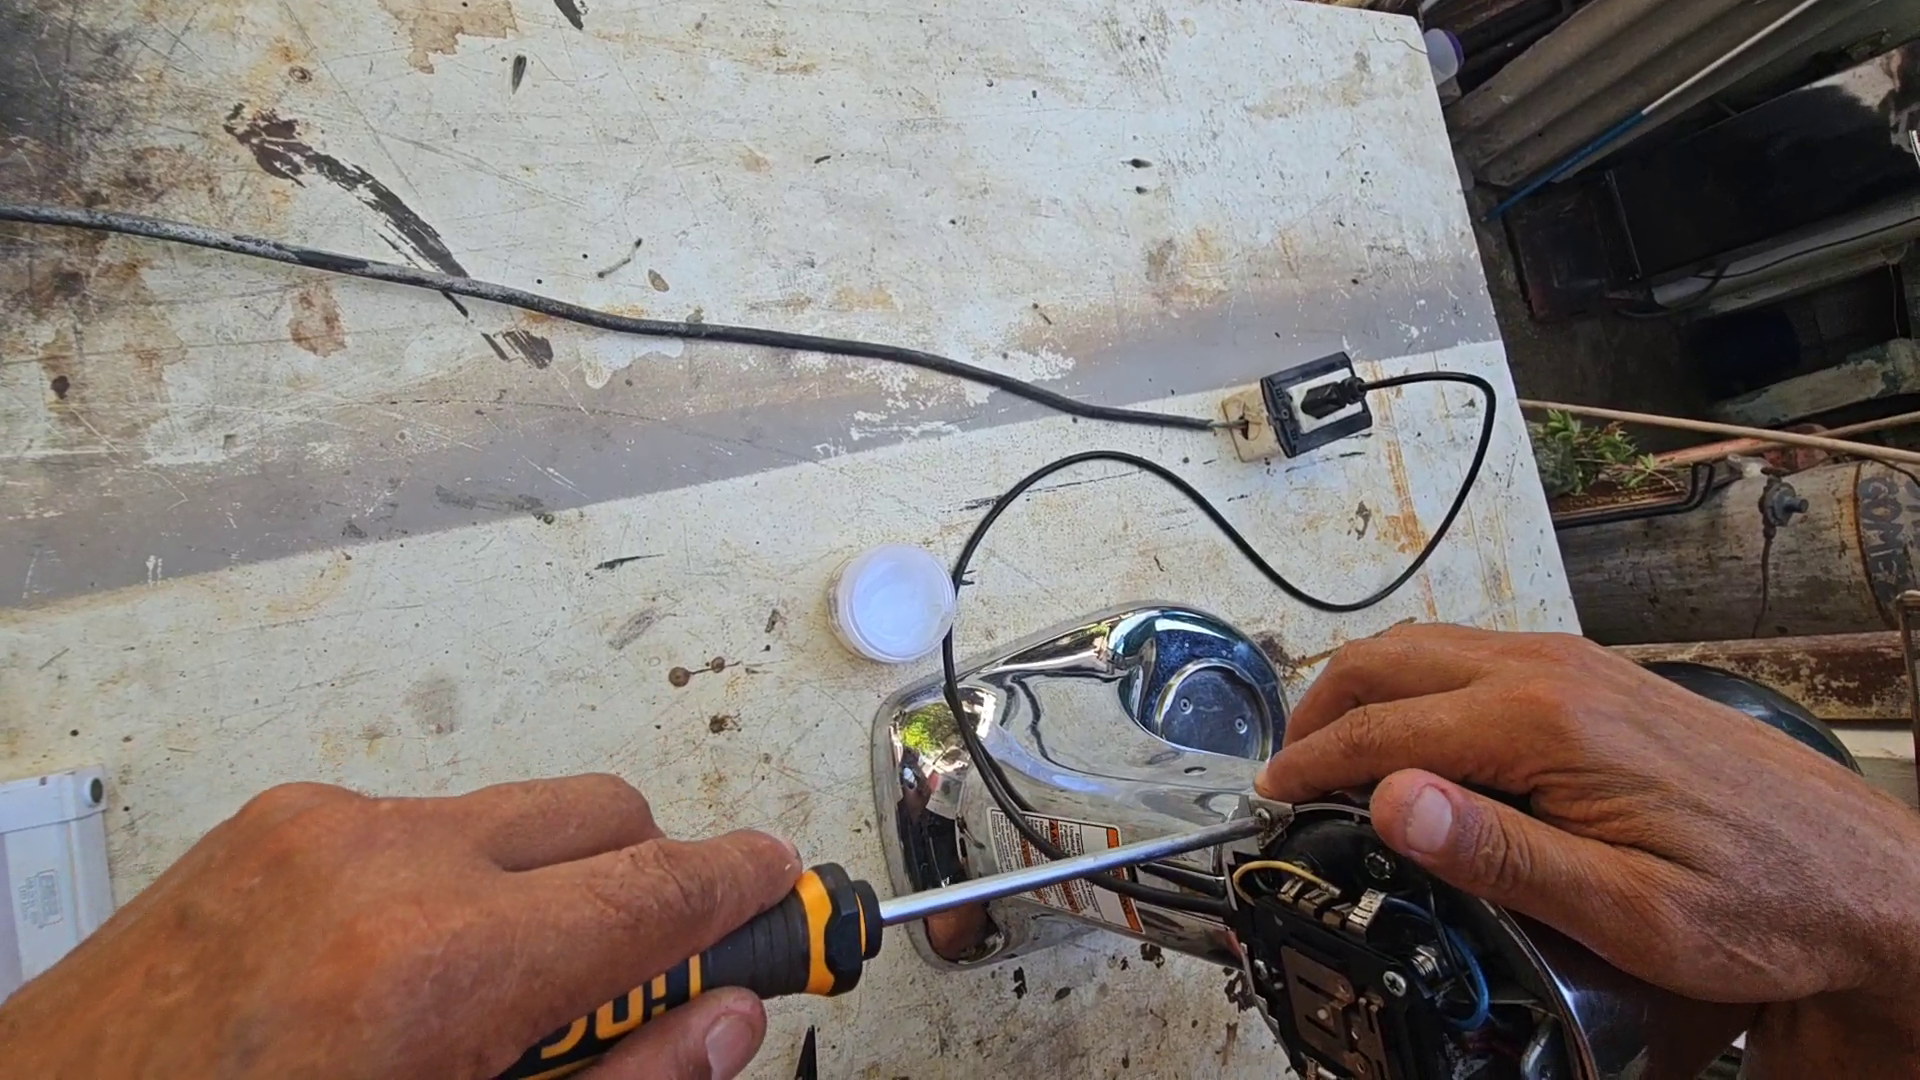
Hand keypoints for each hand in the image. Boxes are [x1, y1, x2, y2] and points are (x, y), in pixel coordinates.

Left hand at [0, 775, 800, 1079]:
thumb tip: (731, 1017)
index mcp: (430, 971)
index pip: (653, 888)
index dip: (738, 881)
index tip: (778, 880)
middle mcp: (385, 861)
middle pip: (609, 812)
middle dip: (649, 874)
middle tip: (641, 957)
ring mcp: (322, 823)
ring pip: (529, 814)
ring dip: (555, 879)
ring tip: (503, 976)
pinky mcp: (281, 816)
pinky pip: (442, 823)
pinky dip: (468, 876)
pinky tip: (405, 964)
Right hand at [1255, 624, 1919, 1076]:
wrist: (1888, 888)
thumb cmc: (1763, 912)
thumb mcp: (1630, 912)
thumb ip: (1500, 851)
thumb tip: (1386, 798)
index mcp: (1539, 721)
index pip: (1384, 728)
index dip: (1314, 760)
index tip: (1271, 791)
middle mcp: (1538, 668)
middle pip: (1382, 661)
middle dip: (1319, 709)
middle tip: (1292, 764)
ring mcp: (1560, 659)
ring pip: (1414, 646)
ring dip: (1357, 688)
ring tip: (1335, 743)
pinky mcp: (1579, 668)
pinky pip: (1455, 652)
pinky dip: (1403, 681)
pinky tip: (1409, 724)